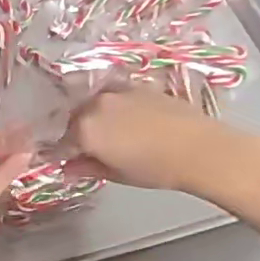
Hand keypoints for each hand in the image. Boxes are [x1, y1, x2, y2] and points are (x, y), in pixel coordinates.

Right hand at [66, 86, 259, 195]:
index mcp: (85, 130)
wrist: (199, 148)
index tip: (65, 161)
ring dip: (91, 116)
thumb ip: (87, 168)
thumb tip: (68, 167)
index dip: (60, 153)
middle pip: (73, 118)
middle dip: (73, 132)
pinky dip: (111, 107)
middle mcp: (95, 105)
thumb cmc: (155, 168)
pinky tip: (123, 120)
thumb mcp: (116, 174)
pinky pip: (113, 95)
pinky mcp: (136, 86)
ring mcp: (117, 92)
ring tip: (104, 133)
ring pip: (92, 104)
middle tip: (85, 149)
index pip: (60, 142)